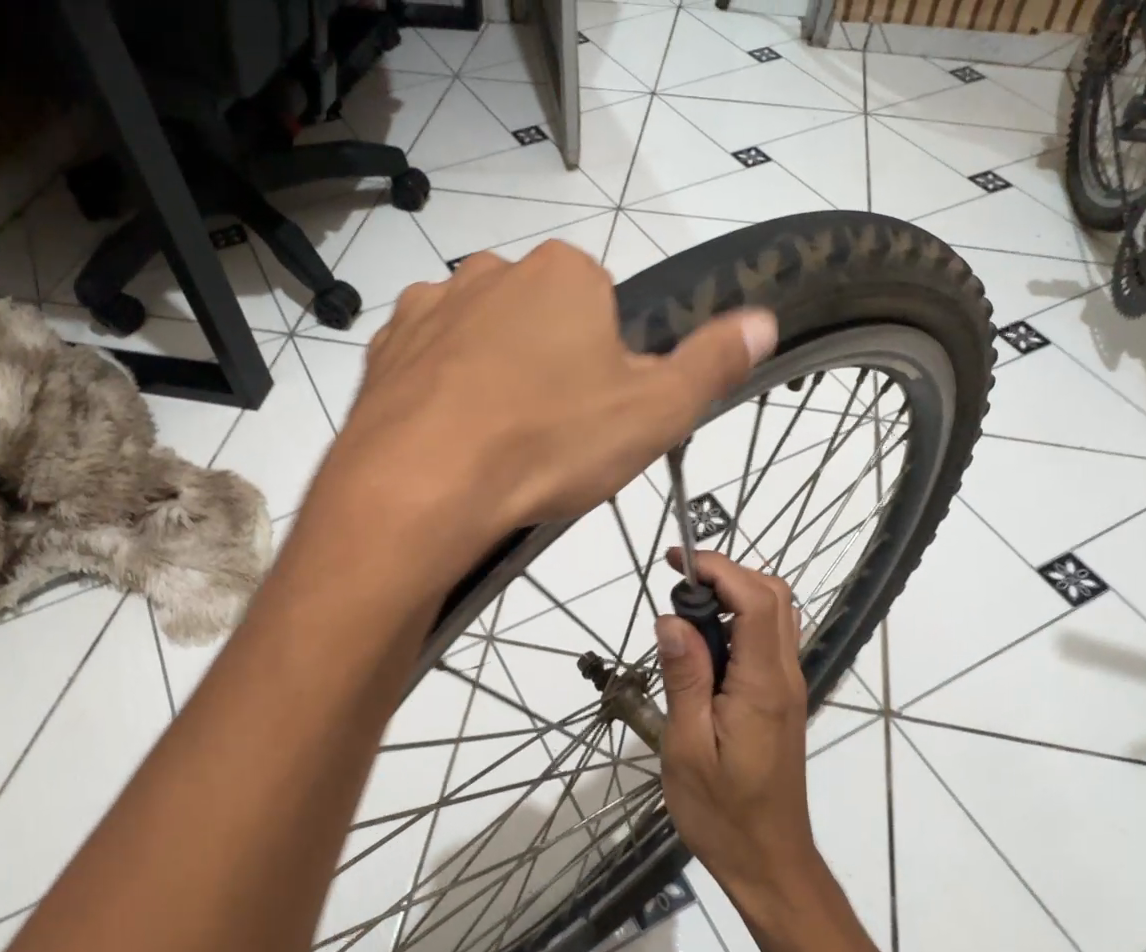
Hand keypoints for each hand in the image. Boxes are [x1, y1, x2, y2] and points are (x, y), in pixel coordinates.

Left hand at [322, 243, 776, 542]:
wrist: (419, 488)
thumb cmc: (547, 444)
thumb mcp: (653, 414)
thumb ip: (710, 364)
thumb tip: (762, 321)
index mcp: (565, 273)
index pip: (603, 308)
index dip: (606, 366)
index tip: (594, 417)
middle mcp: (492, 271)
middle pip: (539, 320)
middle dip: (548, 367)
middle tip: (547, 438)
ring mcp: (429, 307)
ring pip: (481, 341)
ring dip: (492, 379)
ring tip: (494, 446)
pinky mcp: (383, 350)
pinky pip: (428, 366)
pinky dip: (441, 395)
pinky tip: (447, 442)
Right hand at [656, 550, 823, 911]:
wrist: (769, 861)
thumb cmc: (722, 813)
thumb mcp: (687, 747)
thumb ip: (684, 678)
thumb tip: (671, 619)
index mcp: (763, 685)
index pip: (756, 600)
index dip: (720, 568)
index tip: (676, 561)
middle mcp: (785, 677)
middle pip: (775, 598)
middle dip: (728, 575)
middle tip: (677, 585)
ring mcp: (787, 689)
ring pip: (775, 617)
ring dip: (734, 597)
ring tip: (684, 615)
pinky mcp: (780, 703)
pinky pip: (767, 644)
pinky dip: (738, 625)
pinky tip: (702, 649)